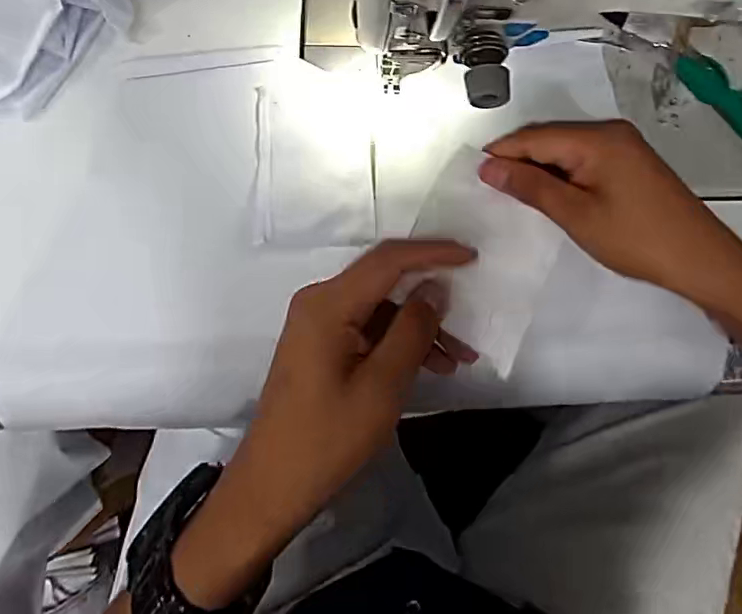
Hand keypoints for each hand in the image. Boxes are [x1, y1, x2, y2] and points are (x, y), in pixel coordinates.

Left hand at [171, 240, 476, 607]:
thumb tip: (435, 288)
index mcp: (328, 304)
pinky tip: (428, 367)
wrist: (270, 489)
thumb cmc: (326, 440)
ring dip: (418, 327)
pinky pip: (367, 328)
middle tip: (468, 324)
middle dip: (429, 298)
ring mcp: (318, 322)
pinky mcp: (320, 343)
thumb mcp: (381, 387)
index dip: (432, 253)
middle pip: (384, 282)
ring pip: (380, 308)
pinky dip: (398, 342)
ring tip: (457, 360)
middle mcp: (320, 301)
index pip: (387, 260)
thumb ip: (412, 331)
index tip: (471, 256)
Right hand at [478, 120, 741, 300]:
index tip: (475, 174)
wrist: (703, 262)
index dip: (502, 153)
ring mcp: (624, 145)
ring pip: (565, 147)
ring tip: (515, 191)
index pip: (534, 137)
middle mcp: (611, 132)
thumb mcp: (576, 215)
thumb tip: (489, 166)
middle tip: (491, 185)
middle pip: (549, 136)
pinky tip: (550, 191)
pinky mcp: (631, 161)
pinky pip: (584, 156)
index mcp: (598, 138)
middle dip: (519, 157)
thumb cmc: (639, 239)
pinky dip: (562, 170)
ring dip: (540, 165)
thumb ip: (530, 186)